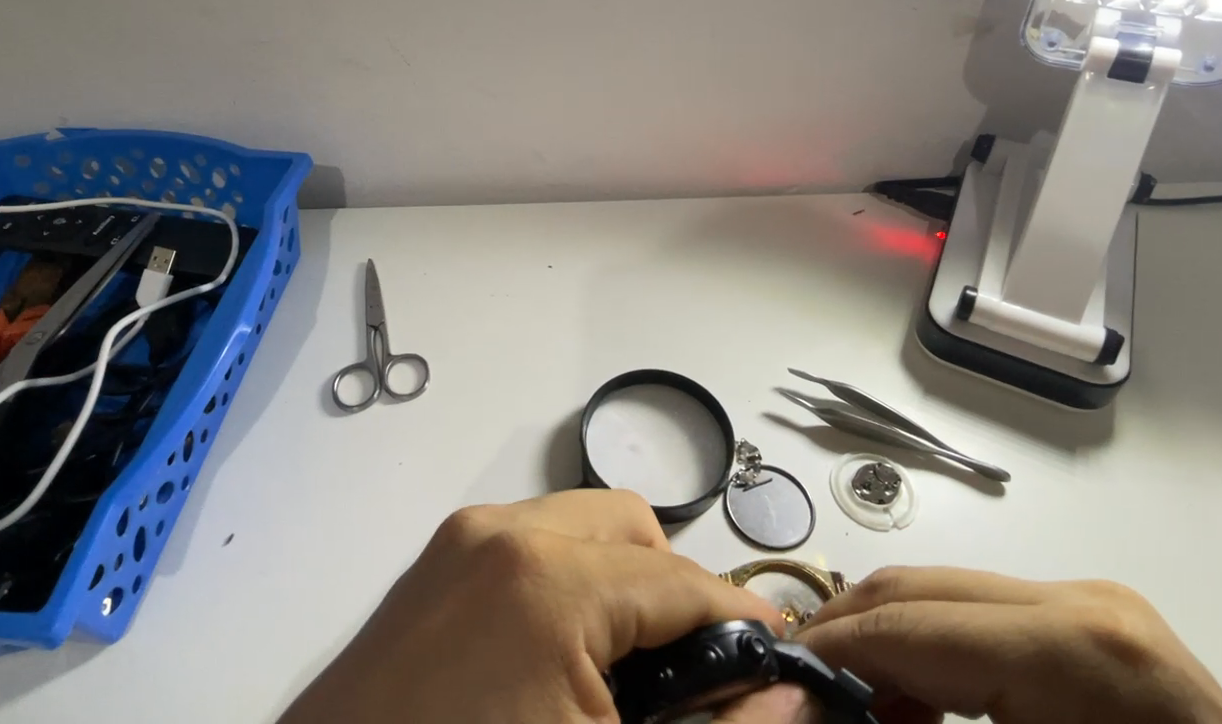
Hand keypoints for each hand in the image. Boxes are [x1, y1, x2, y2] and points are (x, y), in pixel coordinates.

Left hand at [277, 490, 782, 723]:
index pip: (682, 580)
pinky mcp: (432, 564)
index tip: (781, 665)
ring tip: (624, 670)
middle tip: (689, 675)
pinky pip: (529, 543)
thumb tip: (789, 695)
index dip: (744, 622)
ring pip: (579, 525)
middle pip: (630, 525)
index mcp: (547, 578)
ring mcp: (458, 541)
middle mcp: (500, 531)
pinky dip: (567, 582)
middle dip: (675, 591)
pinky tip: (560, 657)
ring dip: (620, 581)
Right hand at [795, 566, 1221, 723]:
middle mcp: (1079, 600)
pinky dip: (938, 646)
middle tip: (803, 679)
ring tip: (862, 700)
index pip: (908, 625)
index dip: (832, 649)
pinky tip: (923, 697)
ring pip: (943, 590)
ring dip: (889, 638)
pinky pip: (985, 610)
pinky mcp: (1099, 614)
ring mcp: (1093, 600)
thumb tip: (825, 708)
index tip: (780, 674)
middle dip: (847, 630)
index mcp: (1067, 648)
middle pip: (917, 587)